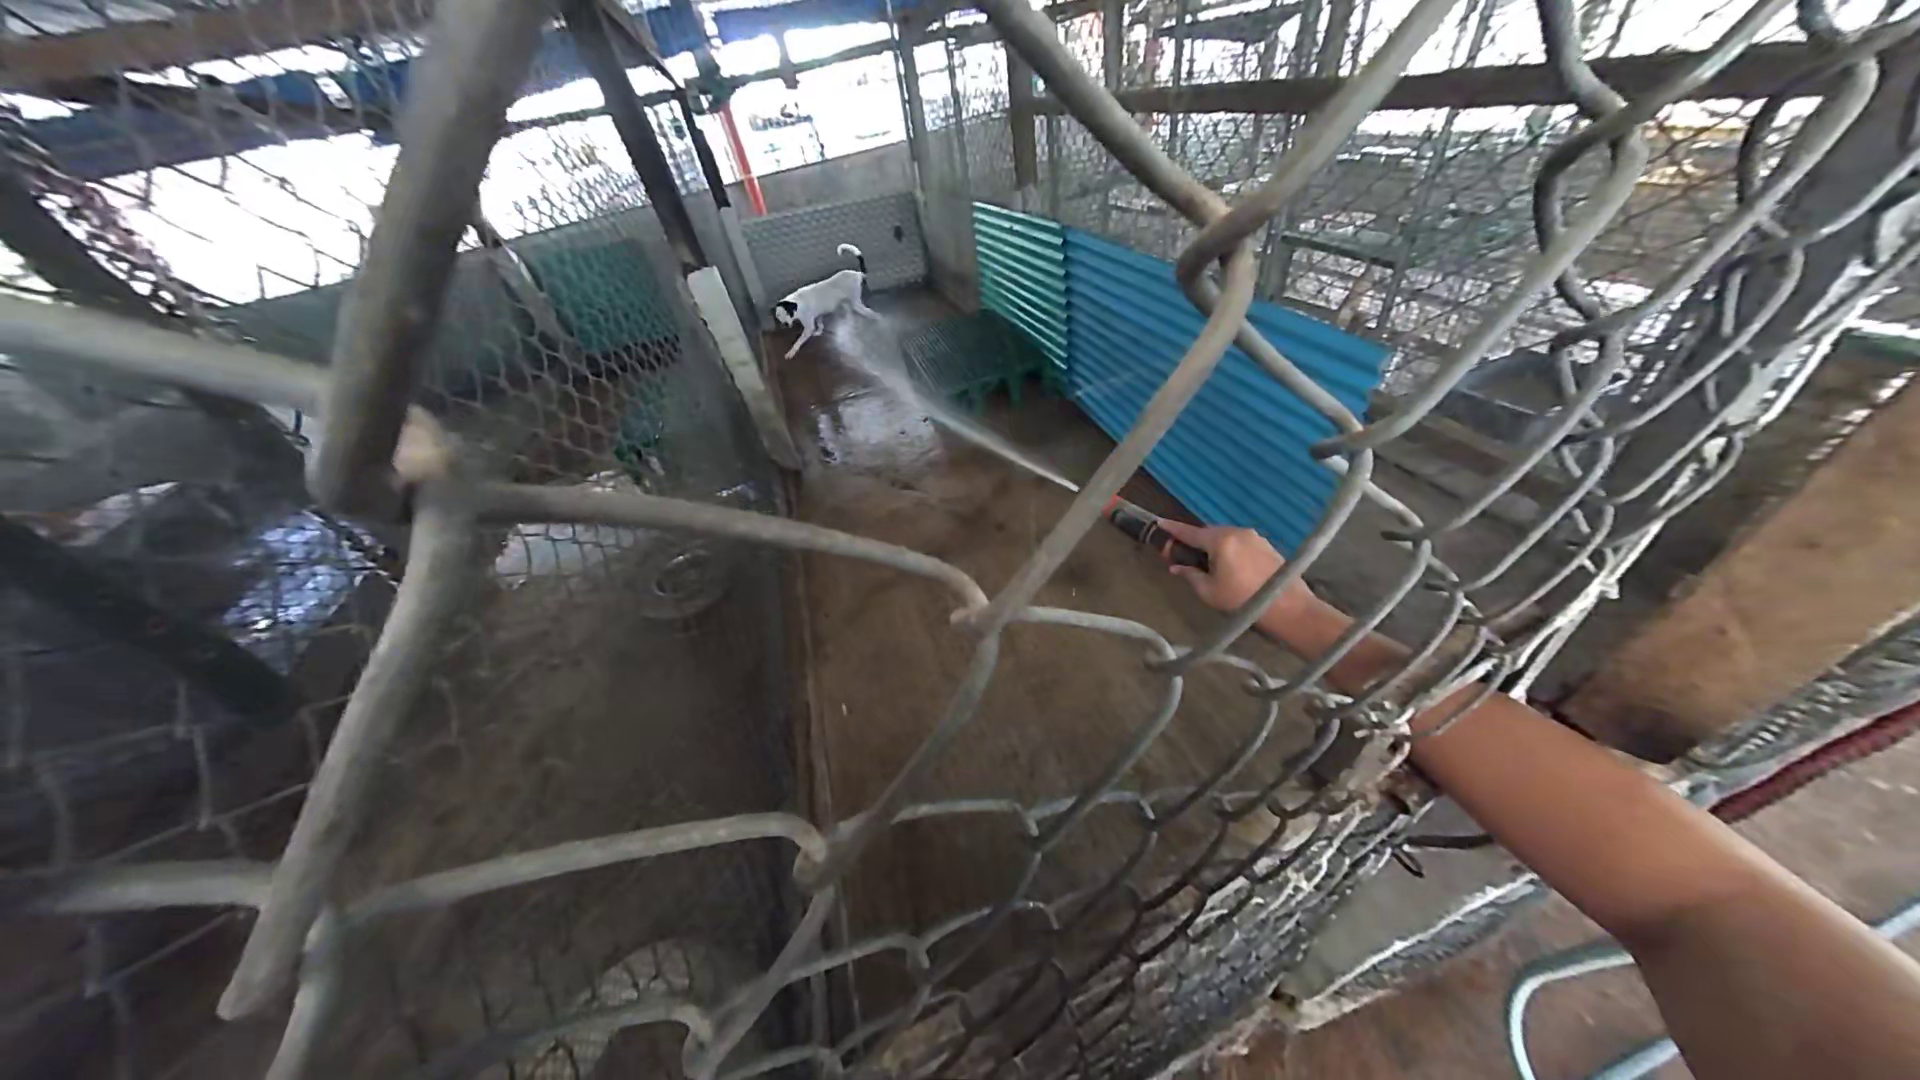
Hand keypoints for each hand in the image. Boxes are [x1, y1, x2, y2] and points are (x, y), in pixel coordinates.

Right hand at [1156, 520, 1315, 618]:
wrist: (1289, 609)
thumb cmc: (1242, 600)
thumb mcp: (1209, 591)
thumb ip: (1190, 575)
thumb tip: (1176, 567)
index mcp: (1221, 540)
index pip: (1190, 531)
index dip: (1173, 529)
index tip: (1159, 523)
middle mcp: (1238, 532)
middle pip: (1209, 533)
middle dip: (1195, 541)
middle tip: (1184, 555)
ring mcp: (1255, 537)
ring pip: (1226, 537)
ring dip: (1213, 546)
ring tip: (1208, 564)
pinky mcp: (1267, 545)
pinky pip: (1240, 542)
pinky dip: (1229, 550)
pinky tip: (1229, 566)